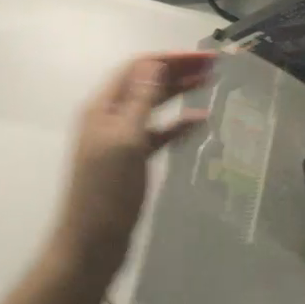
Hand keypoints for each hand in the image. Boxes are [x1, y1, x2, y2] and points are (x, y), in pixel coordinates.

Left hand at [51, 52, 215, 276]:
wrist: (91, 245)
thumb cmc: (107, 192)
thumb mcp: (126, 140)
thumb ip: (140, 100)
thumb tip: (154, 63)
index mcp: (102, 106)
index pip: (137, 68)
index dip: (169, 59)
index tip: (202, 58)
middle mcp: (109, 116)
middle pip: (146, 83)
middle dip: (177, 72)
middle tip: (214, 67)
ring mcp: (119, 139)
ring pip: (152, 106)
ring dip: (178, 93)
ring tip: (209, 84)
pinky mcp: (130, 160)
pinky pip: (156, 133)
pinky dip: (176, 125)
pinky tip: (199, 122)